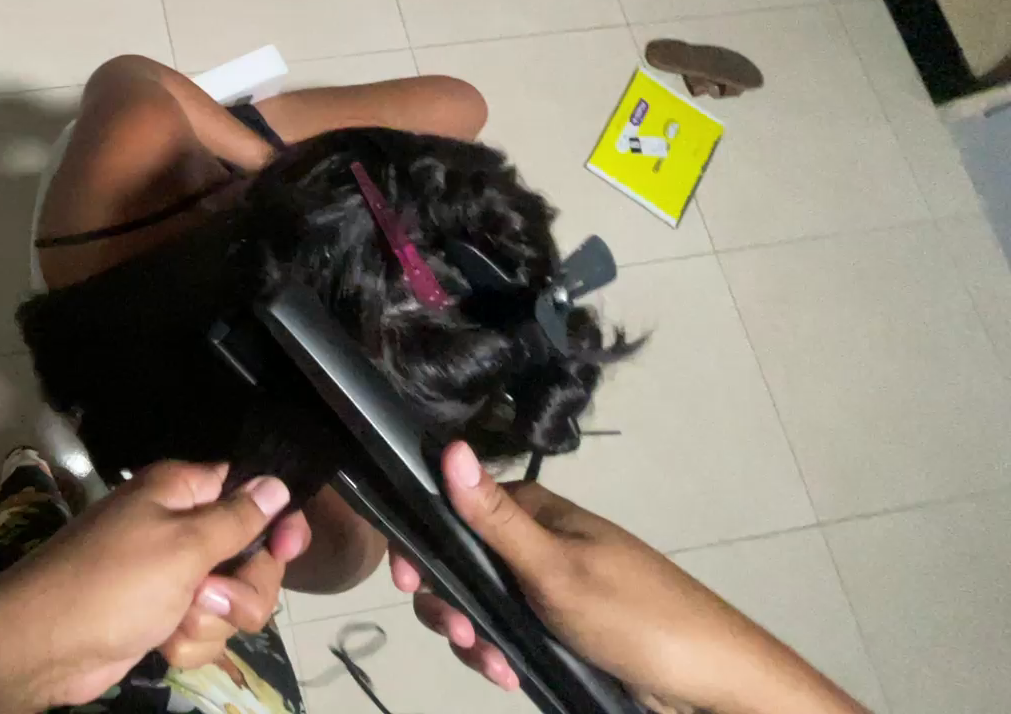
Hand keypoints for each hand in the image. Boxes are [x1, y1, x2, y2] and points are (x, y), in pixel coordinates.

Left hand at [0, 461, 309, 713]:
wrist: (48, 643)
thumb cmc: (114, 582)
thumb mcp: (182, 547)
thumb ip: (235, 519)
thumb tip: (276, 483)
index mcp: (180, 491)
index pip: (247, 490)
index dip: (274, 518)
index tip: (289, 548)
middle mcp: (178, 524)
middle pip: (248, 554)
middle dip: (239, 588)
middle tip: (210, 597)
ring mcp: (171, 572)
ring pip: (229, 599)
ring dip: (210, 621)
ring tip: (176, 622)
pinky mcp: (163, 613)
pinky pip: (203, 628)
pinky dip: (188, 641)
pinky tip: (162, 642)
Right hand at [391, 442, 864, 713]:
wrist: (725, 698)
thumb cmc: (639, 620)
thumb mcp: (557, 569)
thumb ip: (493, 516)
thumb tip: (448, 444)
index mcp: (530, 514)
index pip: (449, 507)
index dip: (418, 538)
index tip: (407, 578)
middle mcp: (530, 543)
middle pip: (455, 559)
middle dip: (445, 598)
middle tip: (457, 631)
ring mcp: (542, 588)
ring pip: (474, 600)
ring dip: (469, 633)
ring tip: (490, 664)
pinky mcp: (554, 629)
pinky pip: (502, 631)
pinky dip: (493, 651)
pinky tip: (507, 673)